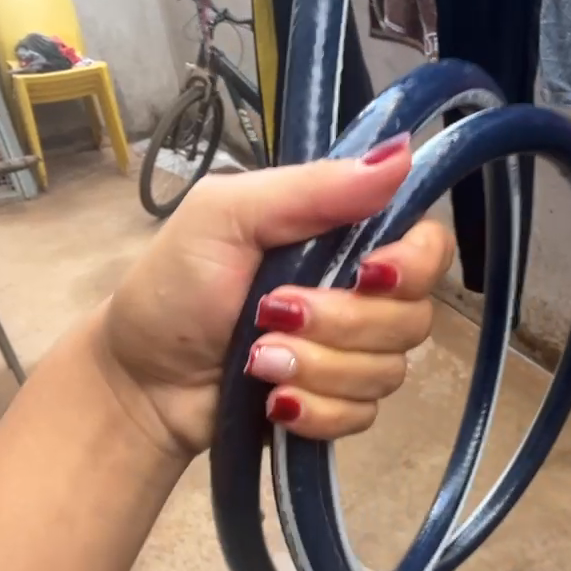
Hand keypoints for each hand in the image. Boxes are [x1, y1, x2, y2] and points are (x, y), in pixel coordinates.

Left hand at [95, 135, 452, 455]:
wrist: (141, 381)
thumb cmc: (175, 287)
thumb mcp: (226, 216)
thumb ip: (311, 189)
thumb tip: (402, 154)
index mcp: (343, 239)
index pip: (429, 248)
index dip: (413, 266)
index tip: (367, 275)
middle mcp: (361, 296)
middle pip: (411, 317)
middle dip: (339, 324)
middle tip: (271, 315)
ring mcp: (353, 356)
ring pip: (386, 372)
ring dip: (315, 368)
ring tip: (256, 361)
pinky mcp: (338, 406)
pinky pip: (363, 415)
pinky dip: (315, 411)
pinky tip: (272, 401)